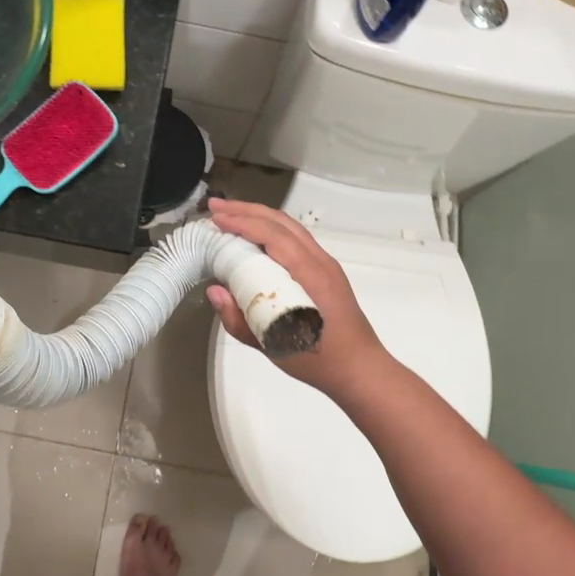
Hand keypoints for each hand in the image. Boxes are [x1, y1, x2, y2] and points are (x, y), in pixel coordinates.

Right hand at [203, 198, 389, 399]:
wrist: (360, 369)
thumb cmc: (318, 360)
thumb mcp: (273, 346)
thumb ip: (239, 320)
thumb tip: (214, 290)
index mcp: (310, 274)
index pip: (273, 235)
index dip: (242, 222)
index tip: (214, 218)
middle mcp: (320, 261)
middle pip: (281, 222)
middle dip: (246, 210)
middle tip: (214, 206)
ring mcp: (325, 263)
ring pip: (290, 226)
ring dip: (258, 216)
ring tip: (229, 214)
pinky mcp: (325, 271)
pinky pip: (295, 238)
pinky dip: (270, 228)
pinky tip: (255, 236)